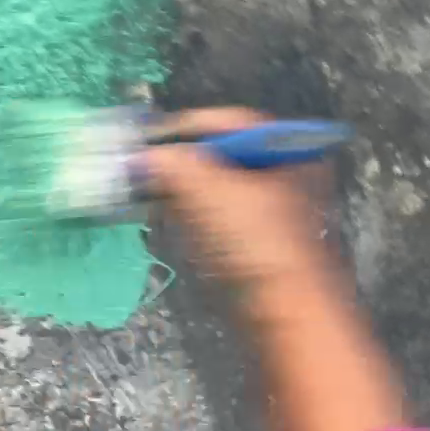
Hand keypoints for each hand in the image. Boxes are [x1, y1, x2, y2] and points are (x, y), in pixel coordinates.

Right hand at [141, 108, 336, 297]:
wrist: (282, 308)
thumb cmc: (255, 243)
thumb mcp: (211, 192)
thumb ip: (173, 165)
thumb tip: (141, 158)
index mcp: (288, 149)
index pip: (227, 122)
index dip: (181, 128)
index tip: (143, 141)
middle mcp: (286, 171)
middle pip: (220, 154)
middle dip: (177, 162)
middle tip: (142, 170)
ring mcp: (273, 208)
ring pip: (216, 185)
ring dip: (180, 189)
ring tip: (150, 197)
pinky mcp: (257, 239)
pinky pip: (217, 213)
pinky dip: (191, 213)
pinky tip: (173, 222)